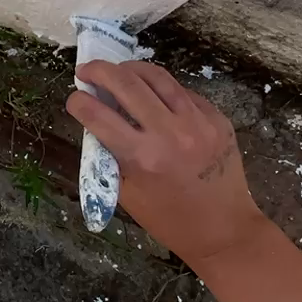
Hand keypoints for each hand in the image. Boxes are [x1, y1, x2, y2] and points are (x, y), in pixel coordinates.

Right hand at [67, 60, 267, 264]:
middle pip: (125, 82)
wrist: (226, 232)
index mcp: (142, 156)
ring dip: (129, 69)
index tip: (74, 98)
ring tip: (117, 71)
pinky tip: (152, 96)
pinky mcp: (217, 118)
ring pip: (156, 76)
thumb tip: (97, 121)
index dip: (78, 102)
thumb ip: (110, 154)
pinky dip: (161, 89)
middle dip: (99, 71)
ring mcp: (198, 122)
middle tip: (87, 70)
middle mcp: (170, 132)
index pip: (98, 115)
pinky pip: (182, 92)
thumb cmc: (169, 219)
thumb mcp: (127, 193)